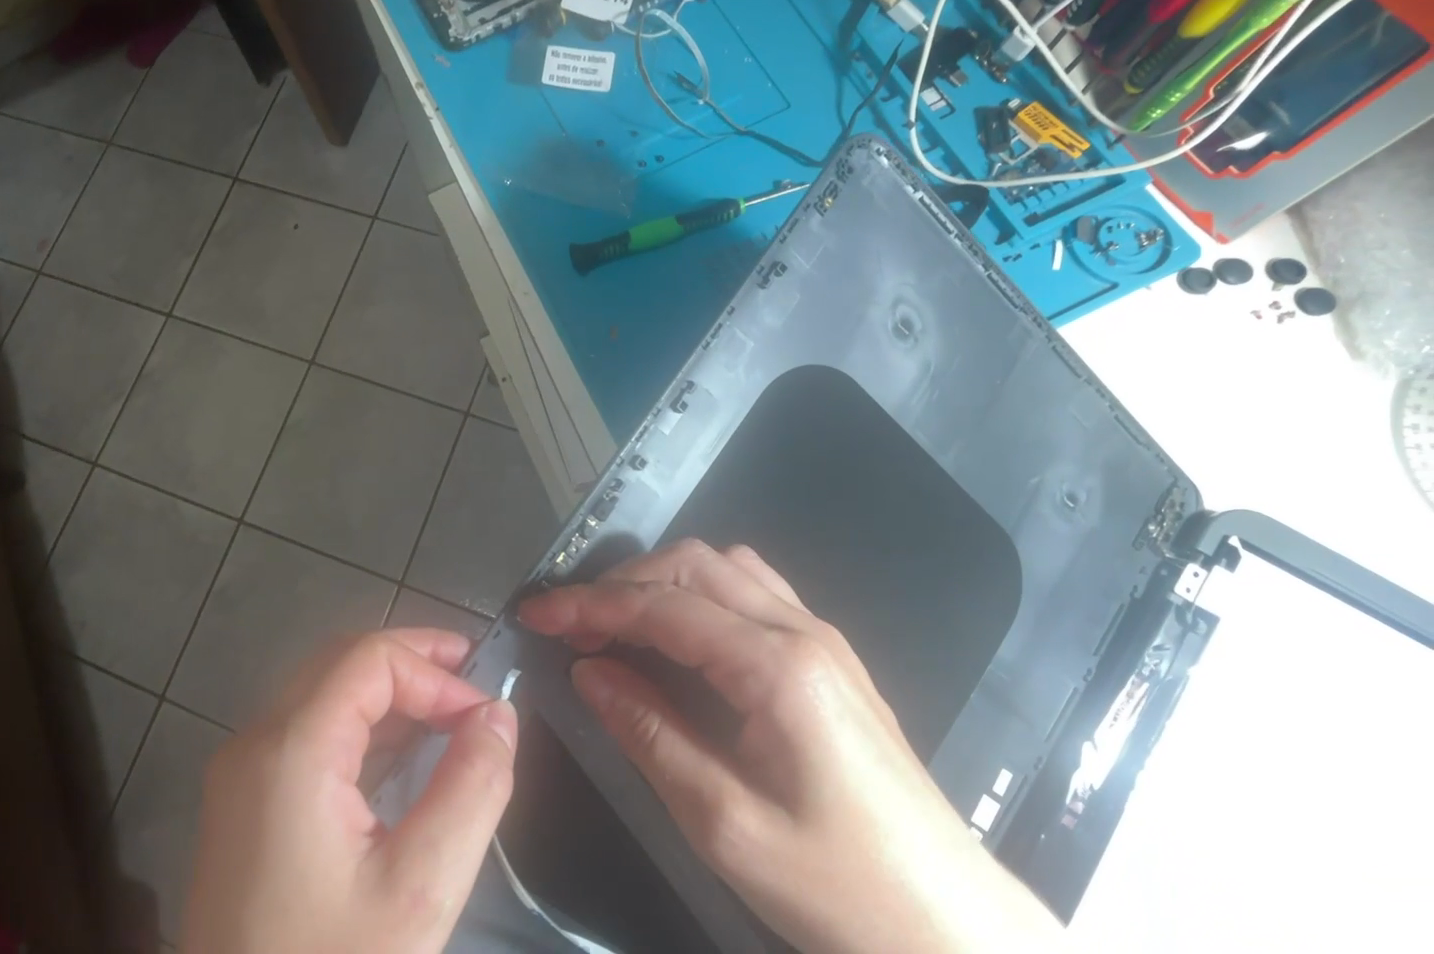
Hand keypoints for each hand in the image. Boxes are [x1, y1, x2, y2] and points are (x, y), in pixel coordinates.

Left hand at [179, 629, 517, 953]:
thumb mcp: (419, 889)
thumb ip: (470, 789)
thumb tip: (497, 715)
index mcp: (290, 750)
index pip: (369, 659)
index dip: (435, 672)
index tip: (486, 715)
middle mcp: (255, 744)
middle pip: (341, 663)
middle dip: (413, 664)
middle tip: (475, 682)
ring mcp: (241, 774)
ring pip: (323, 694)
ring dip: (389, 692)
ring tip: (451, 713)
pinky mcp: (244, 805)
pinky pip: (308, 734)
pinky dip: (363, 726)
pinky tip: (405, 754)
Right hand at [518, 540, 1064, 953]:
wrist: (950, 920)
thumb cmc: (837, 884)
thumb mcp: (723, 823)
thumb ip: (649, 734)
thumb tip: (588, 671)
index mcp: (777, 667)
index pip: (664, 607)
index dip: (590, 605)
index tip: (535, 615)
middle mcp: (803, 631)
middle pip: (694, 567)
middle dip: (620, 584)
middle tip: (567, 625)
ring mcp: (824, 640)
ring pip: (726, 570)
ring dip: (661, 582)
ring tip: (613, 625)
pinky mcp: (833, 660)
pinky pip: (754, 594)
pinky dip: (700, 596)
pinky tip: (679, 639)